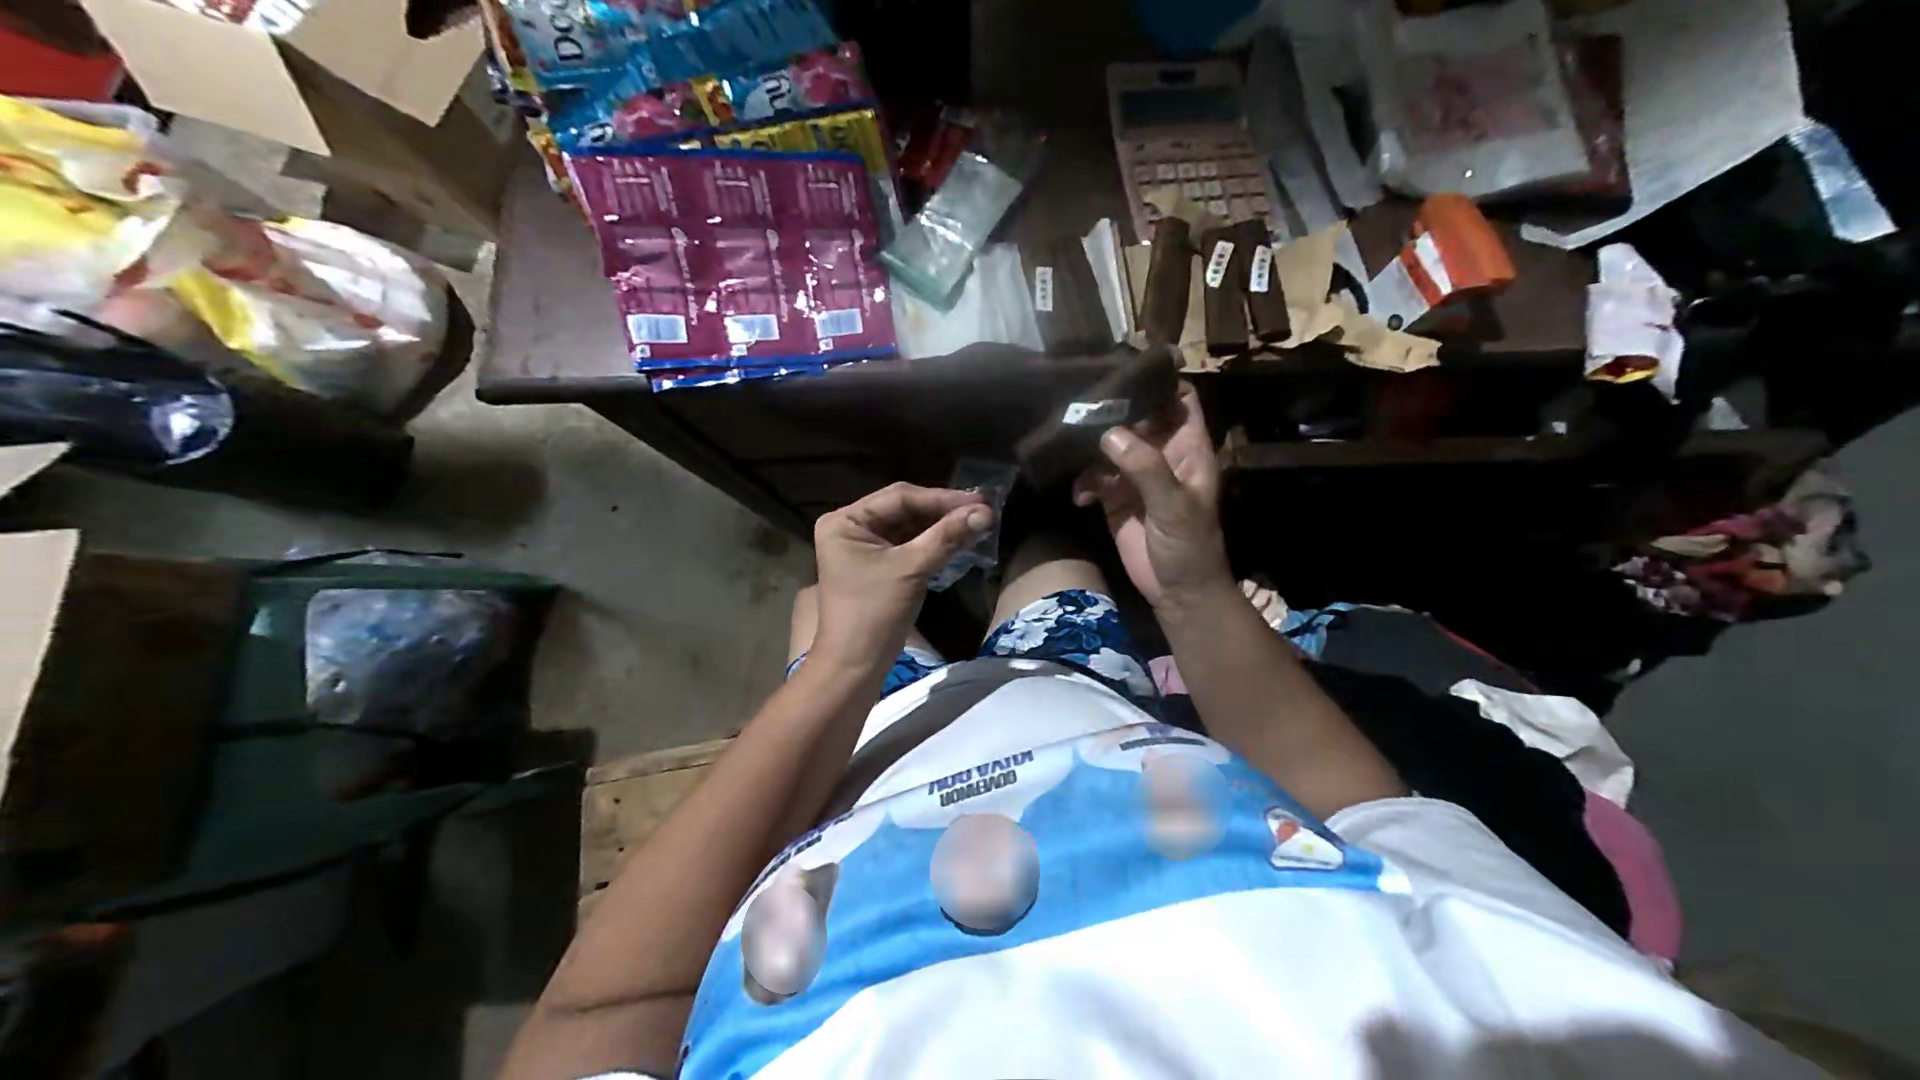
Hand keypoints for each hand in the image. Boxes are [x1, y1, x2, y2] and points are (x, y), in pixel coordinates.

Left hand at [812, 483, 992, 666]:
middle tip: (985, 509)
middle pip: (905, 509)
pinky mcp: (878, 565)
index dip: (942, 498)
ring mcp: (864, 547)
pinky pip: (910, 545)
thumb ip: (947, 537)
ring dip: (943, 526)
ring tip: (980, 522)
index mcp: (845, 521)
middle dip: (944, 511)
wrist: (855, 665)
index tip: (980, 500)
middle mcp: (851, 527)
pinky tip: (962, 539)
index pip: (900, 498)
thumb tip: (986, 512)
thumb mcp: (911, 569)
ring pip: (910, 527)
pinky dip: (934, 543)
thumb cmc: (874, 613)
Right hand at [1072, 382, 1229, 607]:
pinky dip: (1083, 483)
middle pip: (1135, 418)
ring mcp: (1135, 476)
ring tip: (1070, 452)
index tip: (1125, 372)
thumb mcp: (1174, 506)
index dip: (1158, 383)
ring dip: (1089, 449)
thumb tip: (1110, 434)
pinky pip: (1093, 478)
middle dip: (1110, 412)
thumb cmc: (1190, 547)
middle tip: (1079, 406)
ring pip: (1109, 446)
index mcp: (1187, 448)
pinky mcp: (1114, 498)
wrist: (1177, 592)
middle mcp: (1160, 454)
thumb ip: (1146, 469)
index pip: (1179, 400)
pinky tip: (1080, 497)